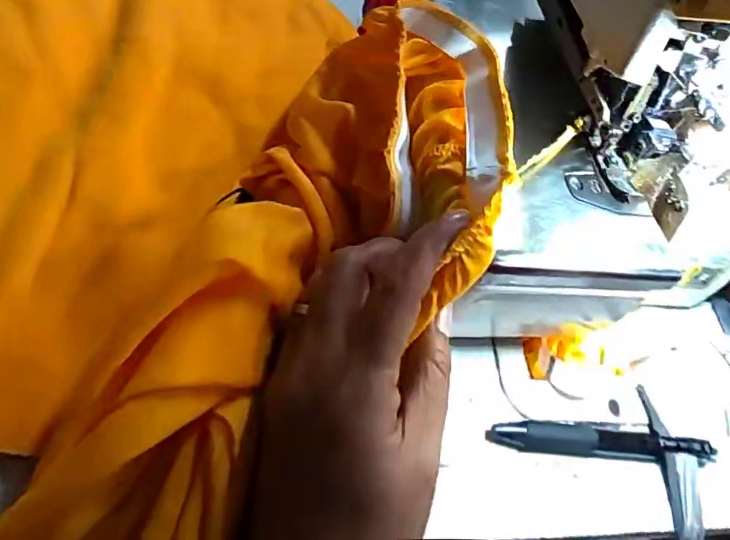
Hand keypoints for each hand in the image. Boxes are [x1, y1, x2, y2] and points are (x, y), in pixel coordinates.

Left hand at [246, 210, 468, 539]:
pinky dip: (336, 293)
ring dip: (358, 266)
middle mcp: (312, 359)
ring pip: (318, 284)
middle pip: (343, 269)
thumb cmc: (375, 521)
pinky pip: (306, 312)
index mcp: (356, 380)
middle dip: (385, 248)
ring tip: (395, 278)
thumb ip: (430, 375)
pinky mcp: (276, 378)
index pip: (393, 289)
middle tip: (420, 258)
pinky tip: (360, 310)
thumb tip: (436, 311)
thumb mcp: (421, 456)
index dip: (426, 246)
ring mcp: (287, 366)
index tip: (453, 220)